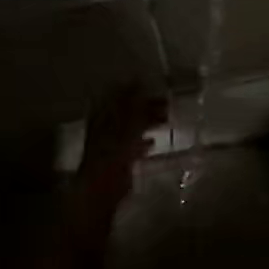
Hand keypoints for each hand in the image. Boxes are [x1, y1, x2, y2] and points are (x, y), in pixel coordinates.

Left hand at [74, 88, 165, 204]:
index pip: (118, 97)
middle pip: (127, 112)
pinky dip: (143, 142)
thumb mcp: (126, 124)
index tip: (152, 84)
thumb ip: (133, 105)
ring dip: (147, 123)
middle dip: (146, 107)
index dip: (133, 89)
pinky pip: (132, 147)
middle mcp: (105, 128)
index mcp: (103, 116)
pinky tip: (153, 142)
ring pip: (131, 128)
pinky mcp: (118, 161)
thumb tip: (138, 80)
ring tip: (165, 120)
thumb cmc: (113, 152)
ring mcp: (111, 145)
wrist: (103, 188)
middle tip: (166, 104)